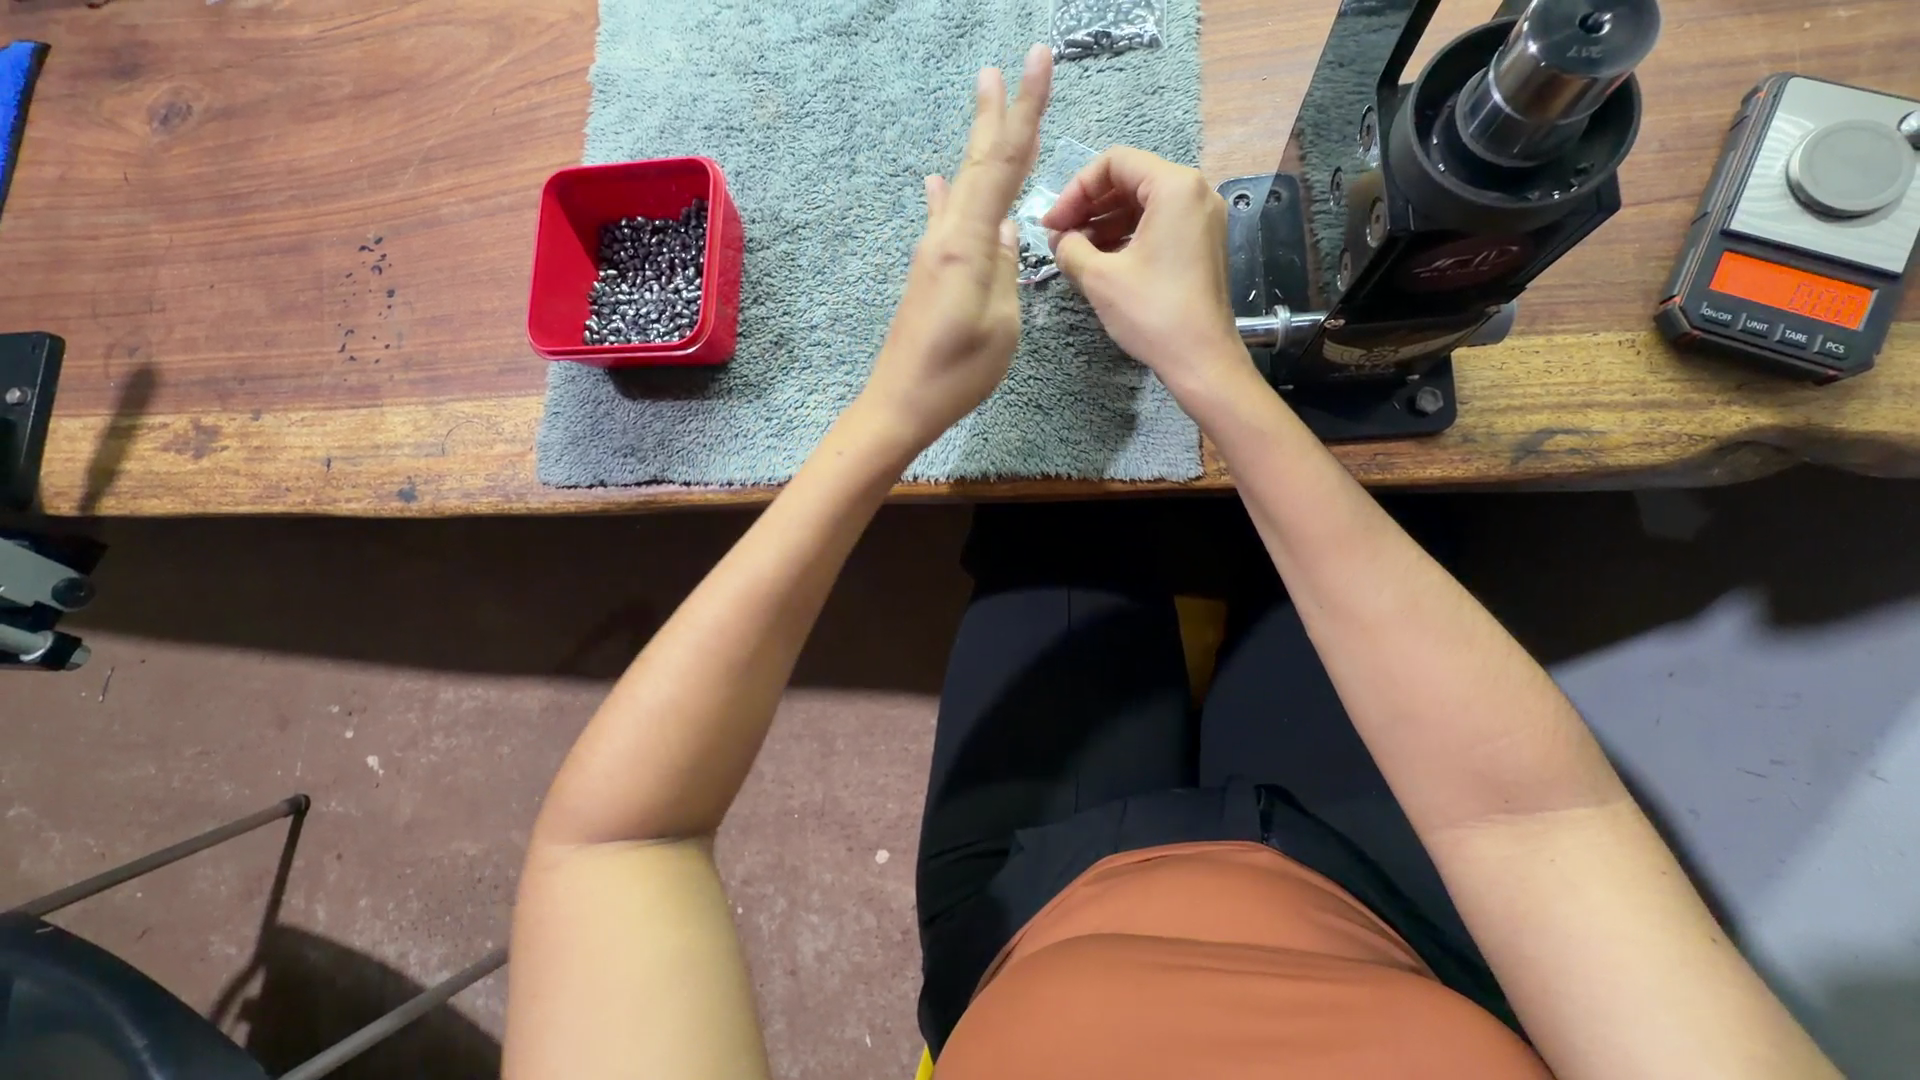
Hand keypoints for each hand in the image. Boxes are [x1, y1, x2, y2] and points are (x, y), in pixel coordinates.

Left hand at [859, 45, 1053, 452]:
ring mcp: (933, 254)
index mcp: (968, 242)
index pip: (1005, 163)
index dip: (1026, 112)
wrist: (901, 402)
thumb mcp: (1001, 323)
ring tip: (987, 103)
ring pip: (964, 186)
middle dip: (1001, 112)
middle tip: (1013, 64)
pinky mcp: (928, 274)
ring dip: (979, 144)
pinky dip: (947, 195)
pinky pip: (944, 220)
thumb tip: (1006, 229)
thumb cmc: (957, 371)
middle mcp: (946, 237)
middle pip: (979, 163)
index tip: (1038, 63)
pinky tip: (937, 180)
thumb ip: (1005, 269)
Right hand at [1041, 147, 1253, 403]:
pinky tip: (1101, 260)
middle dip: (1089, 206)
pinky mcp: (1201, 245)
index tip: (1053, 224)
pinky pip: (1158, 225)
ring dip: (1104, 223)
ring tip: (1074, 251)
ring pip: (1143, 204)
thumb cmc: (1152, 312)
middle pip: (1130, 180)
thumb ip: (1071, 247)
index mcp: (1175, 187)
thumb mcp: (1099, 277)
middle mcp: (1195, 193)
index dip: (1075, 189)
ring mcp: (1202, 219)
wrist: (1201, 359)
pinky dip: (1126, 236)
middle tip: (1059, 237)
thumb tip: (1061, 239)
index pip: (1114, 163)